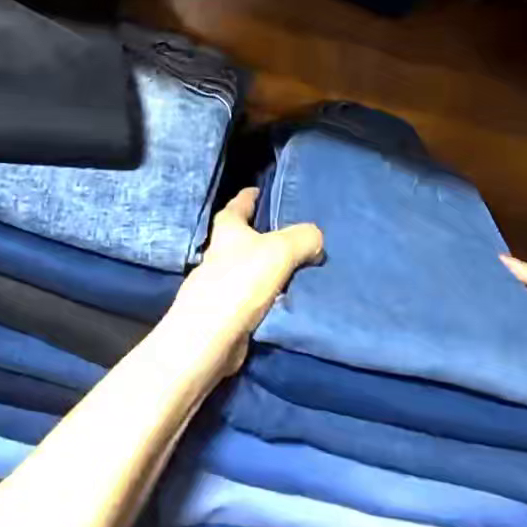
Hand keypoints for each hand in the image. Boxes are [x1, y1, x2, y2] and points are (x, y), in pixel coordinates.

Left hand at [167, 189, 323, 355]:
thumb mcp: (280, 250)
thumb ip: (303, 238)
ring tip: (294, 268)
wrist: (211, 337)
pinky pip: (251, 298)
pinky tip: (284, 300)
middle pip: (239, 238)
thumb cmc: (240, 281)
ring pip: (246, 270)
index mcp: (227, 231)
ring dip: (264, 269)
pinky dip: (265, 297)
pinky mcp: (224, 314)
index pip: (235, 206)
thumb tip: (315, 239)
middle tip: (287, 233)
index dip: (247, 197)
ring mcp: (219, 286)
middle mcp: (218, 255)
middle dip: (258, 235)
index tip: (257, 190)